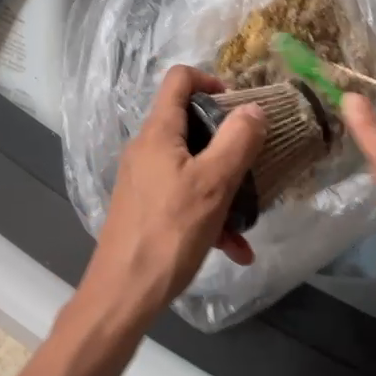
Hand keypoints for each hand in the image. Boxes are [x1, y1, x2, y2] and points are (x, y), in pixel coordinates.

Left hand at [78, 65, 267, 325]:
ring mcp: (142, 179)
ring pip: (191, 166)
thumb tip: (253, 108)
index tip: (238, 106)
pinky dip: (208, 214)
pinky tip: (232, 249)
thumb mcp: (214, 183)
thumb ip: (237, 140)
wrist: (122, 296)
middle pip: (189, 123)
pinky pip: (182, 197)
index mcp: (158, 132)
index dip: (210, 80)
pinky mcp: (144, 208)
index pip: (179, 79)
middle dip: (225, 143)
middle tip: (251, 162)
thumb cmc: (169, 232)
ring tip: (246, 219)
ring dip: (222, 187)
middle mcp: (146, 148)